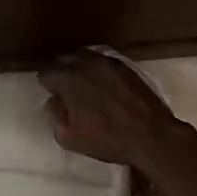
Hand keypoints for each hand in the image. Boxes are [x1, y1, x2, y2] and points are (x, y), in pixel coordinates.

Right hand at [39, 52, 184, 165]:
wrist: (150, 134)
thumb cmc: (107, 139)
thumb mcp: (69, 138)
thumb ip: (54, 115)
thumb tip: (54, 101)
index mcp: (68, 78)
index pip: (46, 73)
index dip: (47, 85)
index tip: (52, 95)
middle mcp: (86, 62)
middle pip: (64, 59)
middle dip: (61, 71)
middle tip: (65, 89)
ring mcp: (108, 61)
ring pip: (85, 56)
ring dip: (80, 67)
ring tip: (84, 84)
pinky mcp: (126, 66)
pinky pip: (103, 61)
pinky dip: (98, 69)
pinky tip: (103, 84)